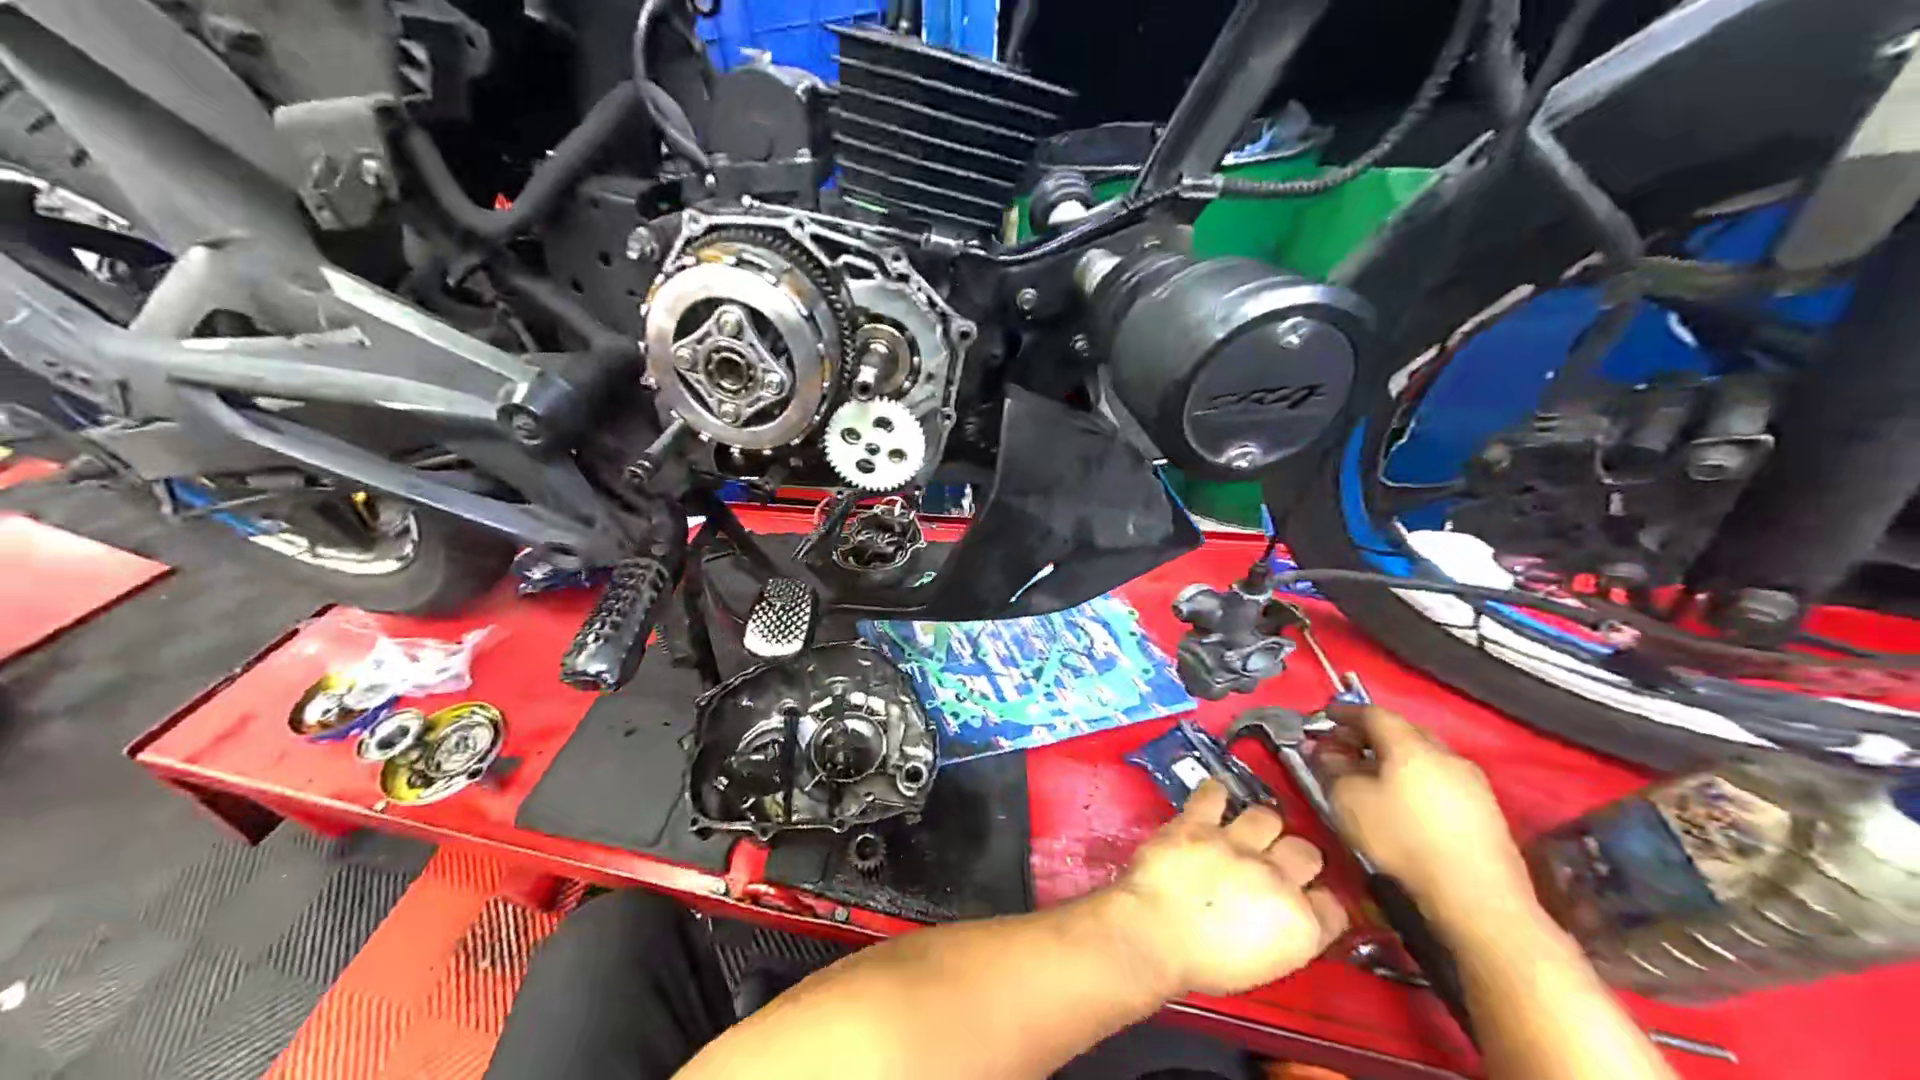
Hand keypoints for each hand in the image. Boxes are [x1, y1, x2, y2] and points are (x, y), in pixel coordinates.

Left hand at [1107, 779, 1347, 996]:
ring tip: (1247, 830)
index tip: (1305, 898)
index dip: (1320, 901)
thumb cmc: (1201, 964)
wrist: (1151, 935)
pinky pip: (1214, 794)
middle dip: (1295, 855)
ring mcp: (1236, 844)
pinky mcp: (1198, 823)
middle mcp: (1276, 878)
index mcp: (1299, 925)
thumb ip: (1282, 935)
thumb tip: (1281, 917)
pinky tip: (1215, 797)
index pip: (1333, 906)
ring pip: (1267, 816)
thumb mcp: (1261, 966)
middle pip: (1307, 852)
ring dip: (1260, 824)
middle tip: (1276, 861)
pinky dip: (1215, 793)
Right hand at [1318, 705, 1535, 929]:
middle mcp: (1445, 753)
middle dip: (1368, 735)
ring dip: (1392, 758)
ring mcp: (1471, 781)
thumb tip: (1326, 752)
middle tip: (1342, 747)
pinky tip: (1401, 801)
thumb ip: (1332, 769)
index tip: (1323, 718)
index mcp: (1411, 744)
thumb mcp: (1349, 801)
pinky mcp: (1484, 810)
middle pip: (1401, 731)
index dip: (1343, 712)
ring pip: (1422, 756)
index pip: (1372, 713)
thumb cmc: (1403, 838)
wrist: (1477, 896)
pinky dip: (1413, 779)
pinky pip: (1438, 780)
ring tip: (1369, 775)